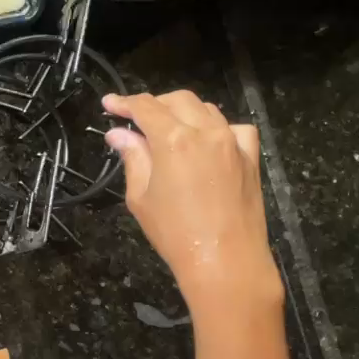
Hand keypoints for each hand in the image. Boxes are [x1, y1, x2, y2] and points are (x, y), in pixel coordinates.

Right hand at [102, 91, 280, 316]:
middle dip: (153, 103)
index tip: (108, 104)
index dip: (124, 102)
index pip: (146, 108)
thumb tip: (119, 134)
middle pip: (178, 100)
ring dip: (182, 111)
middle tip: (132, 116)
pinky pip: (233, 127)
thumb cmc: (173, 231)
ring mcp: (233, 142)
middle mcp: (206, 132)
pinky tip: (205, 141)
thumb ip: (133, 158)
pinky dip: (215, 126)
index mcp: (174, 140)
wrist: (225, 258)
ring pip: (206, 110)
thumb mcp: (140, 196)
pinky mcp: (250, 156)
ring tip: (164, 127)